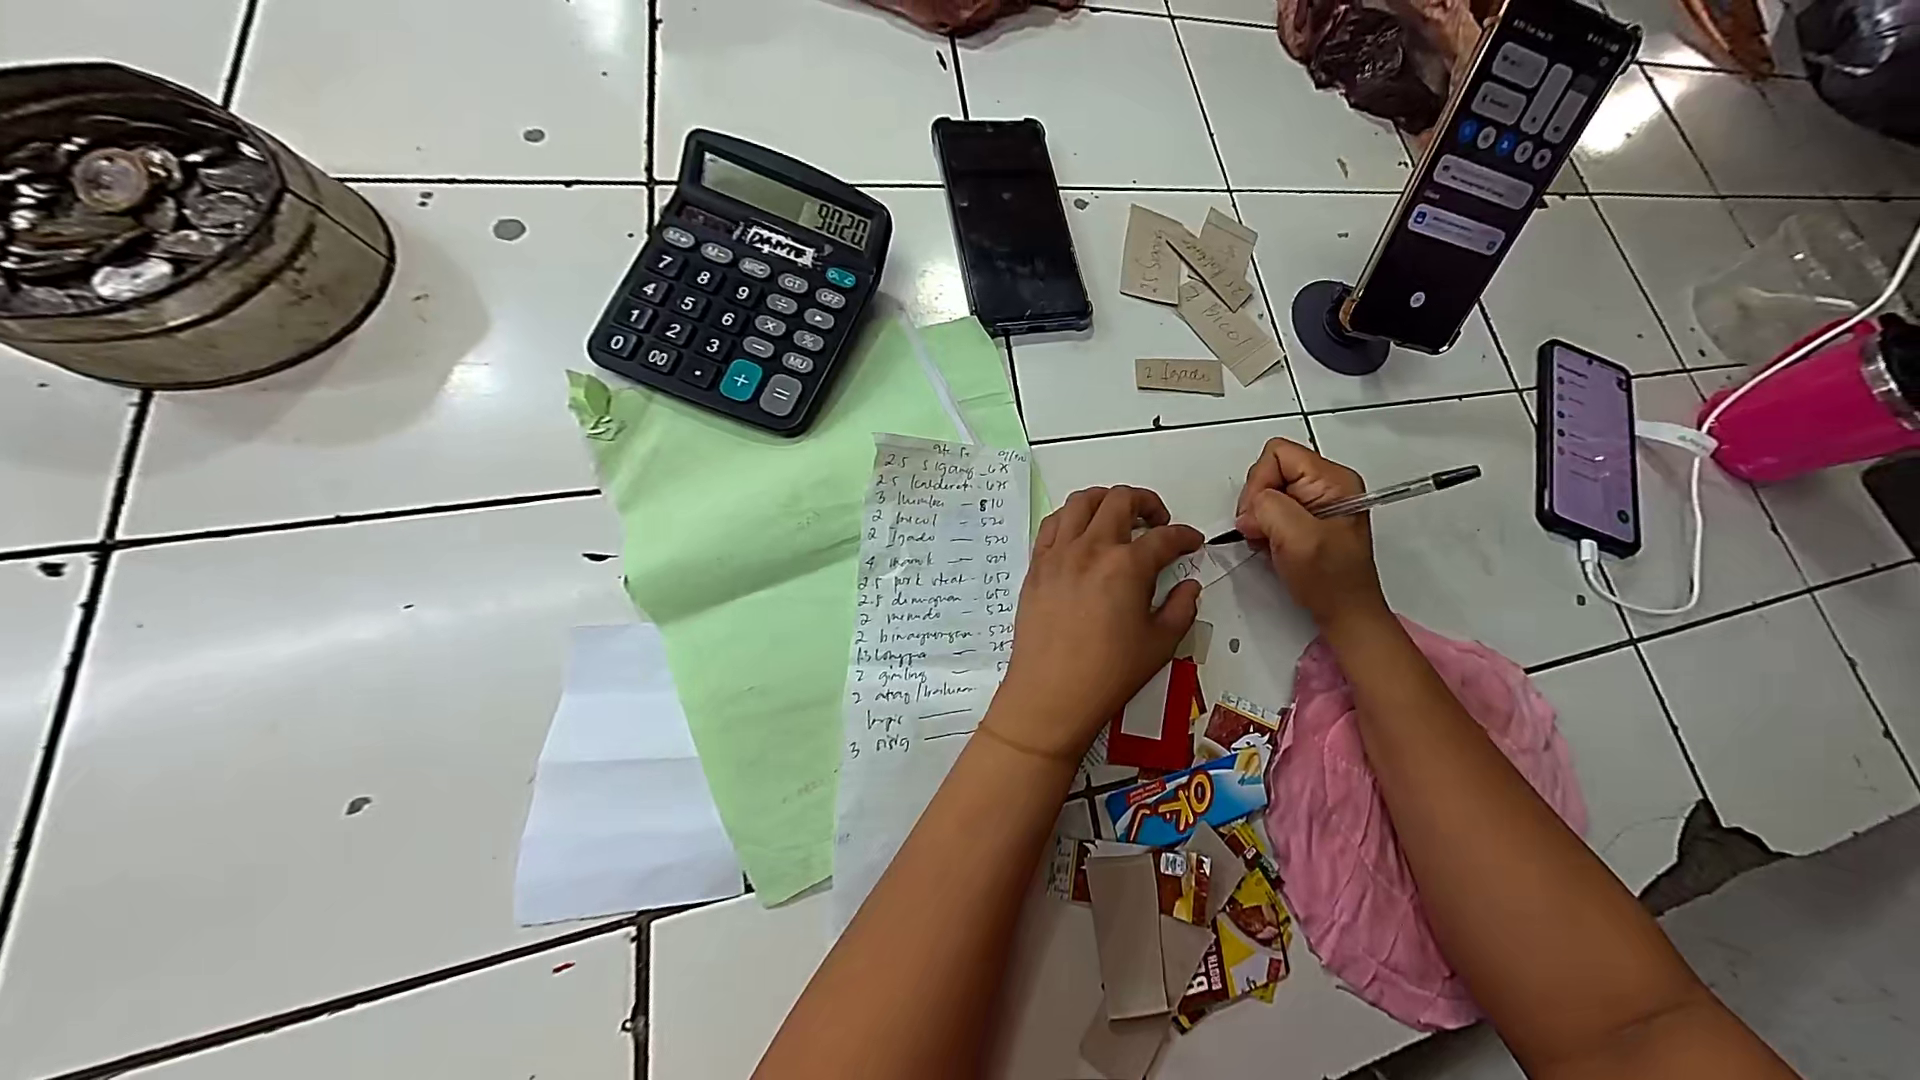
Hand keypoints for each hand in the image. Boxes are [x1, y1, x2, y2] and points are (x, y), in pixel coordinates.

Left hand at [989, 486, 1202, 760]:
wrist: (1051, 694)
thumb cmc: (1106, 674)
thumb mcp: (1160, 644)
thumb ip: (1181, 607)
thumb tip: (1188, 587)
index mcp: (1127, 566)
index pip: (1165, 537)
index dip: (1185, 536)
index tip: (1190, 542)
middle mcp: (1091, 549)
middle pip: (1120, 500)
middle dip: (1146, 503)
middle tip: (1156, 522)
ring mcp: (1058, 554)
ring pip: (1081, 501)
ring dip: (1105, 500)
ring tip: (1117, 517)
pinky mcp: (1036, 566)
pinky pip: (1051, 525)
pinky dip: (1069, 518)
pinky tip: (1080, 533)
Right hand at [1233, 438, 1388, 630]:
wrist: (1344, 612)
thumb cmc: (1334, 582)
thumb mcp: (1300, 538)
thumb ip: (1270, 507)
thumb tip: (1251, 503)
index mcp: (1333, 480)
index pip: (1277, 454)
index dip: (1259, 483)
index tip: (1262, 514)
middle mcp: (1324, 486)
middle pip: (1268, 470)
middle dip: (1256, 501)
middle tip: (1265, 529)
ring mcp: (1312, 502)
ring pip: (1264, 491)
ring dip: (1257, 517)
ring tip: (1271, 539)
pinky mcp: (1302, 518)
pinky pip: (1267, 509)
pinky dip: (1261, 527)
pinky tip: (1272, 544)